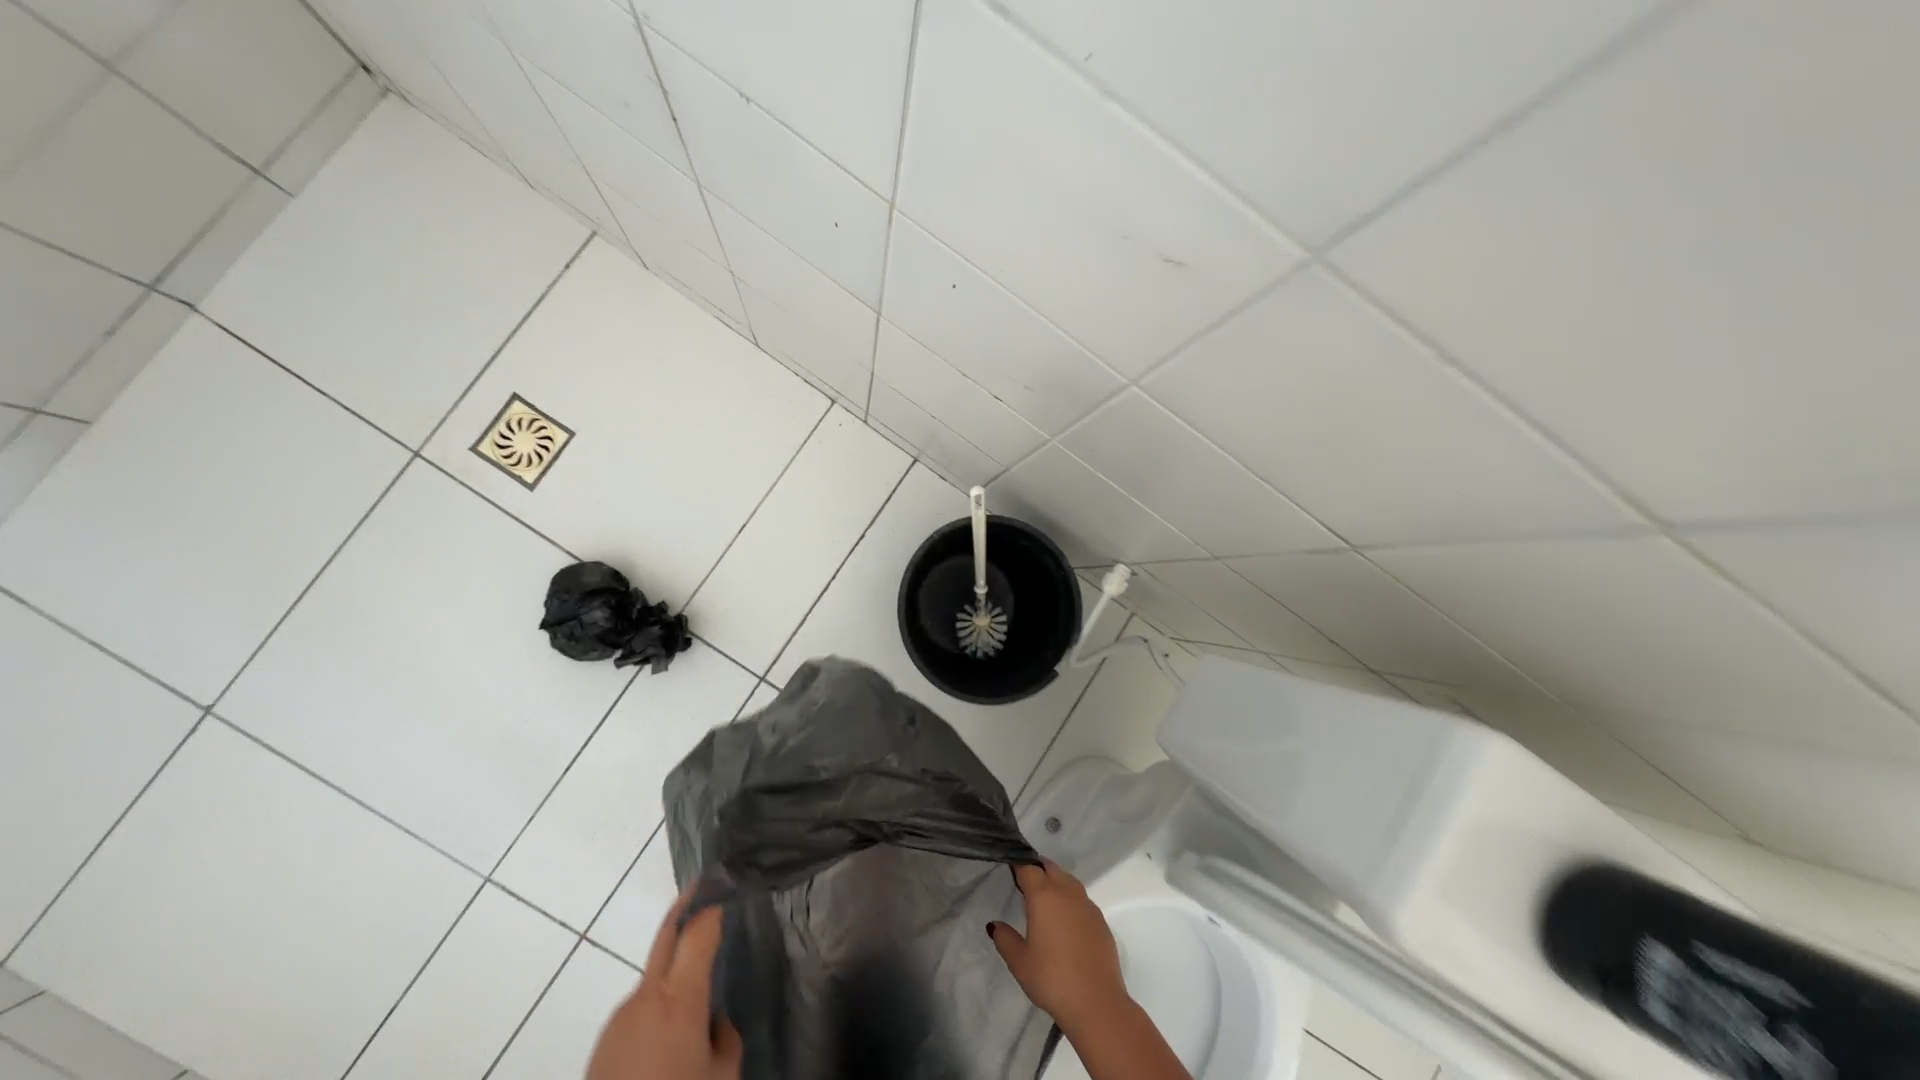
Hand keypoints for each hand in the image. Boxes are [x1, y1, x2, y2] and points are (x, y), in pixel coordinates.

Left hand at [588, 891, 741, 1079]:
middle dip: (685, 907)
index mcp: (681, 1000)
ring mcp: (621, 1017)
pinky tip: (670, 1043)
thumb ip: (724, 1040)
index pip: (698, 935)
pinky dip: (660, 1009)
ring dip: (675, 973)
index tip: (724, 885)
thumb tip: (714, 1022)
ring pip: (655, 979)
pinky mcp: (605, 1041)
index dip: (711, 907)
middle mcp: (647, 997)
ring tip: (700, 1002)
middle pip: (666, 937)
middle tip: (705, 886)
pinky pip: (641, 1010)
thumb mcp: (722, 1078)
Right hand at [989, 858, 1132, 1034]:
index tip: (1010, 871)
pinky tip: (1065, 922)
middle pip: (1051, 868)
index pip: (1029, 868)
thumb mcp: (1019, 961)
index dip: (1018, 866)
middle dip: (1037, 869)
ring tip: (1044, 901)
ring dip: (1056, 882)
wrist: (1096, 1002)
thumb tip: (994, 925)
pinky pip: (1082, 900)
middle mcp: (1068, 893)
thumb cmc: (1051, 979)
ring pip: (1069, 881)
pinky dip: (1070, 900)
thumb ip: (1004, 938)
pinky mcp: (1101, 922)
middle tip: (1024, 883)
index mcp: (1044, 896)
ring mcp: (1088, 906)